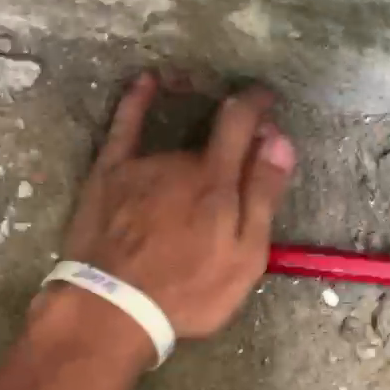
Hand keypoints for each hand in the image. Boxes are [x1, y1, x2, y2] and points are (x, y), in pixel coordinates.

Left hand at [59, 73, 296, 340]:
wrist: (115, 307)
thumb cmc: (189, 292)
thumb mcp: (244, 257)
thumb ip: (262, 197)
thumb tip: (280, 141)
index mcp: (218, 181)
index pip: (241, 121)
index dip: (257, 103)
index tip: (267, 99)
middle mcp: (180, 161)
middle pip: (212, 142)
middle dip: (230, 146)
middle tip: (237, 175)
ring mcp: (142, 166)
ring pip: (176, 149)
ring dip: (193, 149)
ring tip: (197, 177)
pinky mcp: (109, 175)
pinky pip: (125, 126)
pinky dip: (137, 101)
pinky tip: (146, 82)